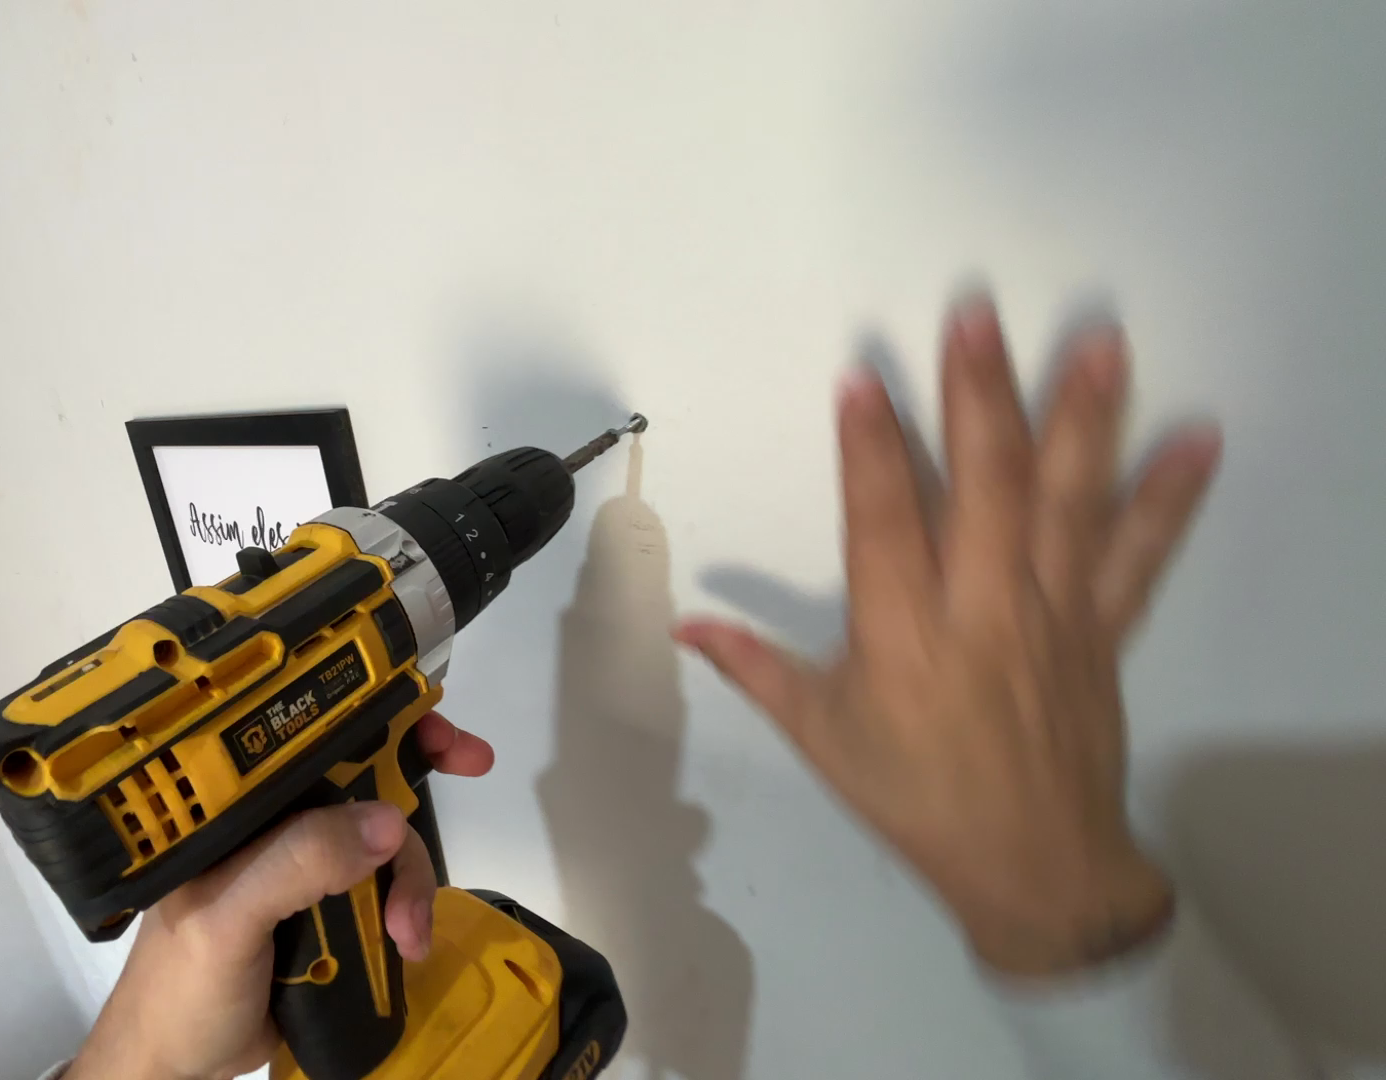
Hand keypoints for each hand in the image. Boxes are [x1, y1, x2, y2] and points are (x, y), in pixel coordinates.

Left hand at [66, 712, 494, 1079]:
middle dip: (421, 772)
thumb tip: (388, 824)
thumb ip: (297, 864)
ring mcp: (312, 862)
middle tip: (475, 762)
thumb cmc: (180, 986)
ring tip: (408, 936)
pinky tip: (408, 944)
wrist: (179, 1065)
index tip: (436, 722)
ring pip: (387, 839)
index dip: (377, 717)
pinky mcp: (334, 904)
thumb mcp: (229, 919)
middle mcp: (283, 820)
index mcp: (247, 805)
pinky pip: (389, 887)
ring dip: (413, 879)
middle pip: (366, 776)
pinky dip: (410, 907)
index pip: (315, 739)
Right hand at [677, 296, 1220, 975]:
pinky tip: (1195, 438)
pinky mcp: (1103, 632)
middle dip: (978, 395)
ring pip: (1068, 505)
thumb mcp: (816, 732)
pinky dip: (1168, 498)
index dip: (870, 449)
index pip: (884, 521)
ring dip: (1081, 419)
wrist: (1032, 864)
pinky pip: (1138, 559)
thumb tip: (683, 627)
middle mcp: (983, 609)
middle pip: (985, 487)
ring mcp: (1054, 615)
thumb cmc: (909, 792)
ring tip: (1098, 341)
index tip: (862, 381)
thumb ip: (751, 669)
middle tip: (977, 318)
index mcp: (903, 633)